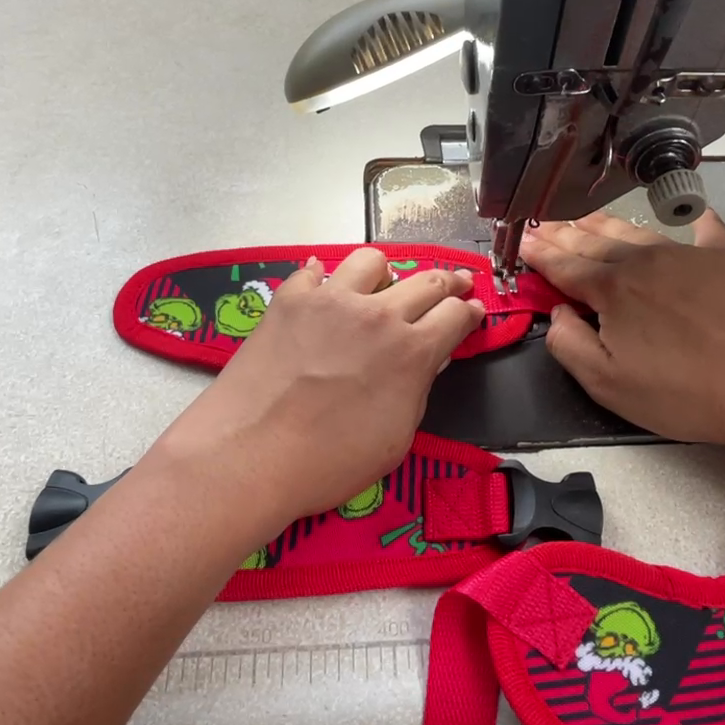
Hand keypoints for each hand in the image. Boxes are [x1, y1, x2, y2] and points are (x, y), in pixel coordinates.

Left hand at [146, 249, 483, 530]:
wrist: (252, 454)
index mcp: (411, 351)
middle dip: (449, 280)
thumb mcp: (396, 438)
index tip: (473, 311)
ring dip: (386, 273)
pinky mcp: (290, 299)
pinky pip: (313, 271)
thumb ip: (416, 390)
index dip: (470, 312)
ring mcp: (330, 300)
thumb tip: (423, 361)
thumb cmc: (330, 463)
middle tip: (455, 282)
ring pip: (372, 261)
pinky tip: (322, 291)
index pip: (455, 314)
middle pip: (426, 281)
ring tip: (381, 287)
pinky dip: (323, 279)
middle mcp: (377, 315)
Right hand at [520, 210, 724, 458]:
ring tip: (582, 217)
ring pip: (633, 232)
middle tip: (541, 224)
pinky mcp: (723, 259)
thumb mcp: (606, 383)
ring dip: (602, 223)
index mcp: (611, 289)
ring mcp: (686, 255)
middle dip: (562, 233)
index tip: (520, 243)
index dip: (538, 255)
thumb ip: (568, 343)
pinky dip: (688, 216)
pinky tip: (686, 211)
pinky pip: (701, 227)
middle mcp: (643, 262)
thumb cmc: (681, 394)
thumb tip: (558, 310)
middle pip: (593, 242)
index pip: (564, 266)